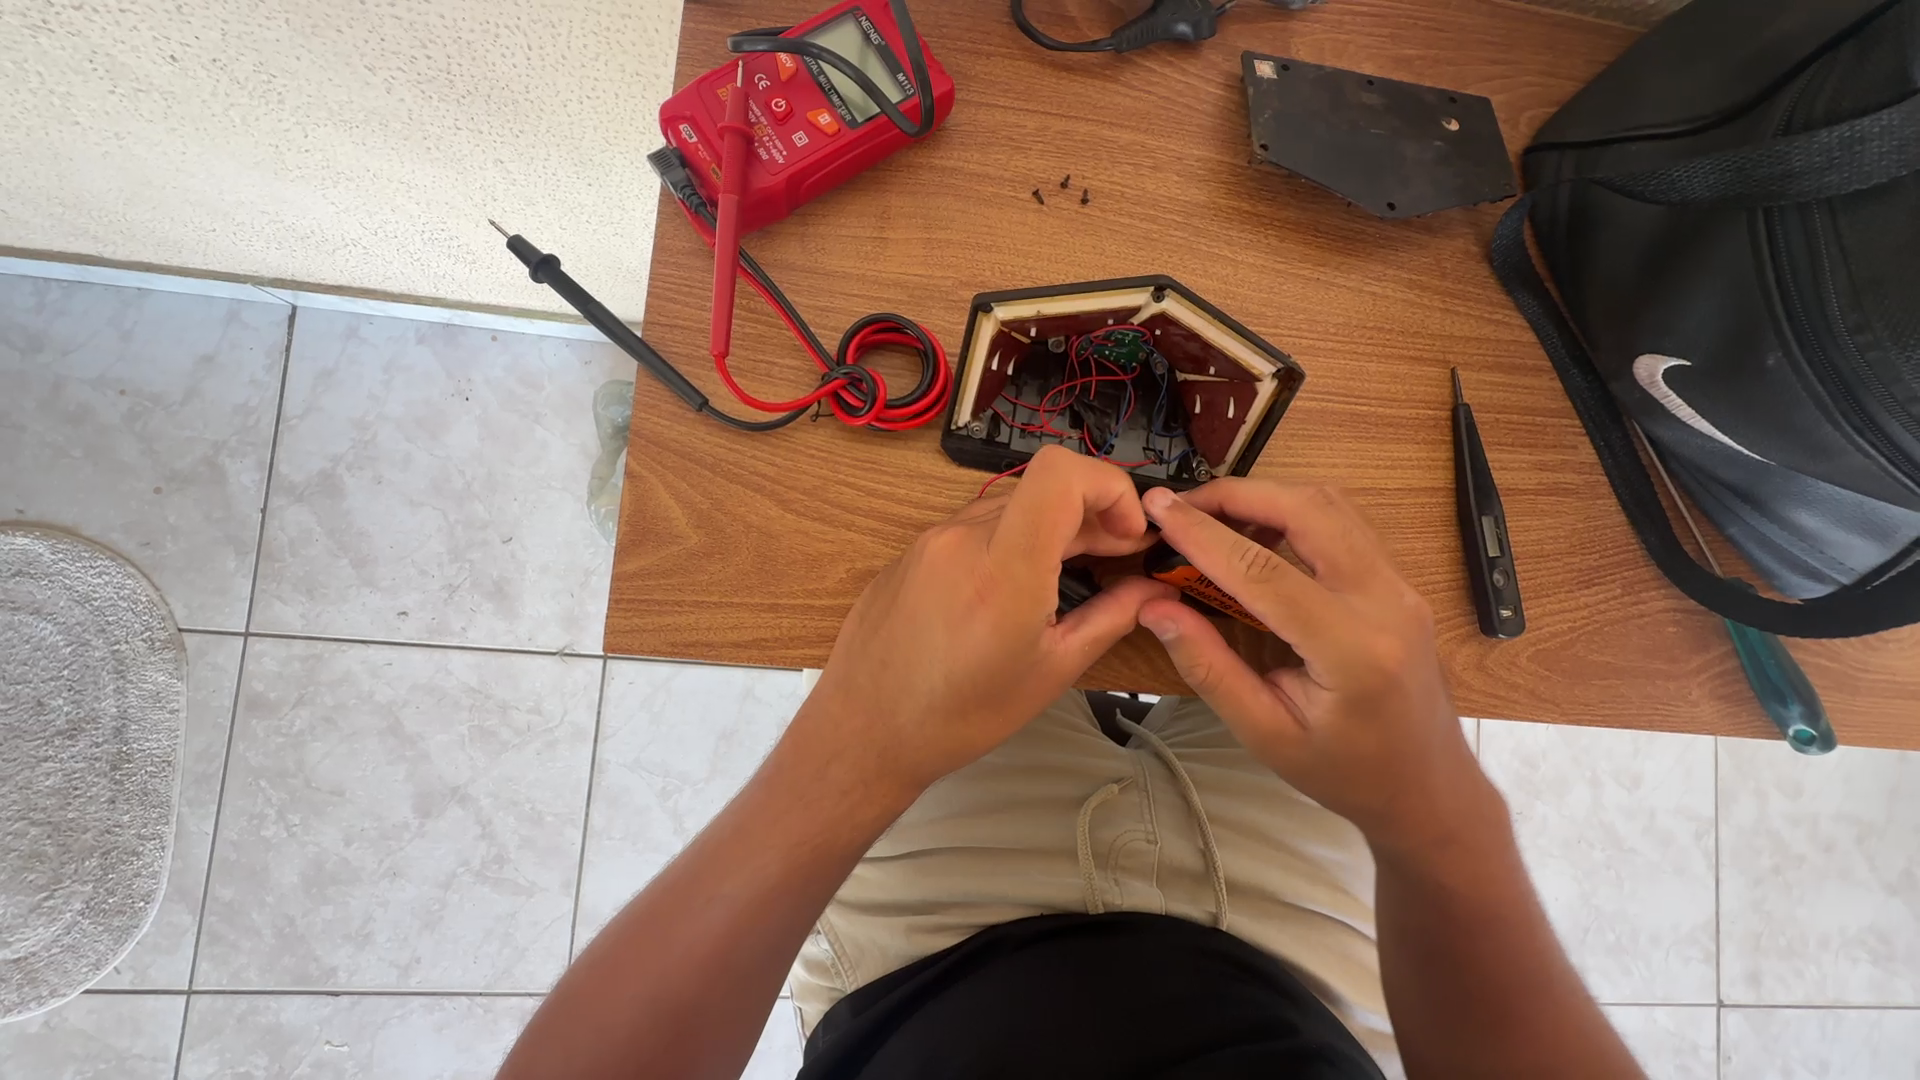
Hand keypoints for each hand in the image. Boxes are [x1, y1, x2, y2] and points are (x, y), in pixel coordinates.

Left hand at [798, 446, 1175, 796]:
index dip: (1109, 486)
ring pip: (1009, 506)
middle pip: (1042, 488)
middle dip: (1089, 514)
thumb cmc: (962, 714)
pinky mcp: (911, 551)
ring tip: (1063, 575)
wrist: (866, 730)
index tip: (1125, 532)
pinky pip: (972, 527)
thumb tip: (1152, 588)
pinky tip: (1010, 587)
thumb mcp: (1052, 671)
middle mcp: (964, 535)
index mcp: (1004, 564)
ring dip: (1048, 527)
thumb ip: (1110, 617)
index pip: (1062, 472)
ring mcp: (931, 539)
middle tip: (1114, 559)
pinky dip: (1007, 540)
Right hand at [1135, 481, 1493, 850]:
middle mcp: (1386, 602)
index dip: (1204, 534)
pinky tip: (1254, 534)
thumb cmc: (1343, 772)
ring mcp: (1400, 587)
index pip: (1264, 571)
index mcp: (1352, 650)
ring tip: (1210, 516)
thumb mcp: (1263, 732)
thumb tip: (1155, 608)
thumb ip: (1207, 666)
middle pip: (1308, 511)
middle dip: (1236, 495)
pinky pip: (1343, 523)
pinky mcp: (1398, 583)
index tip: (1158, 508)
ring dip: (1265, 497)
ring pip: (1330, 505)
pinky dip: (1291, 511)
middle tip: (1180, 506)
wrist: (1428, 788)